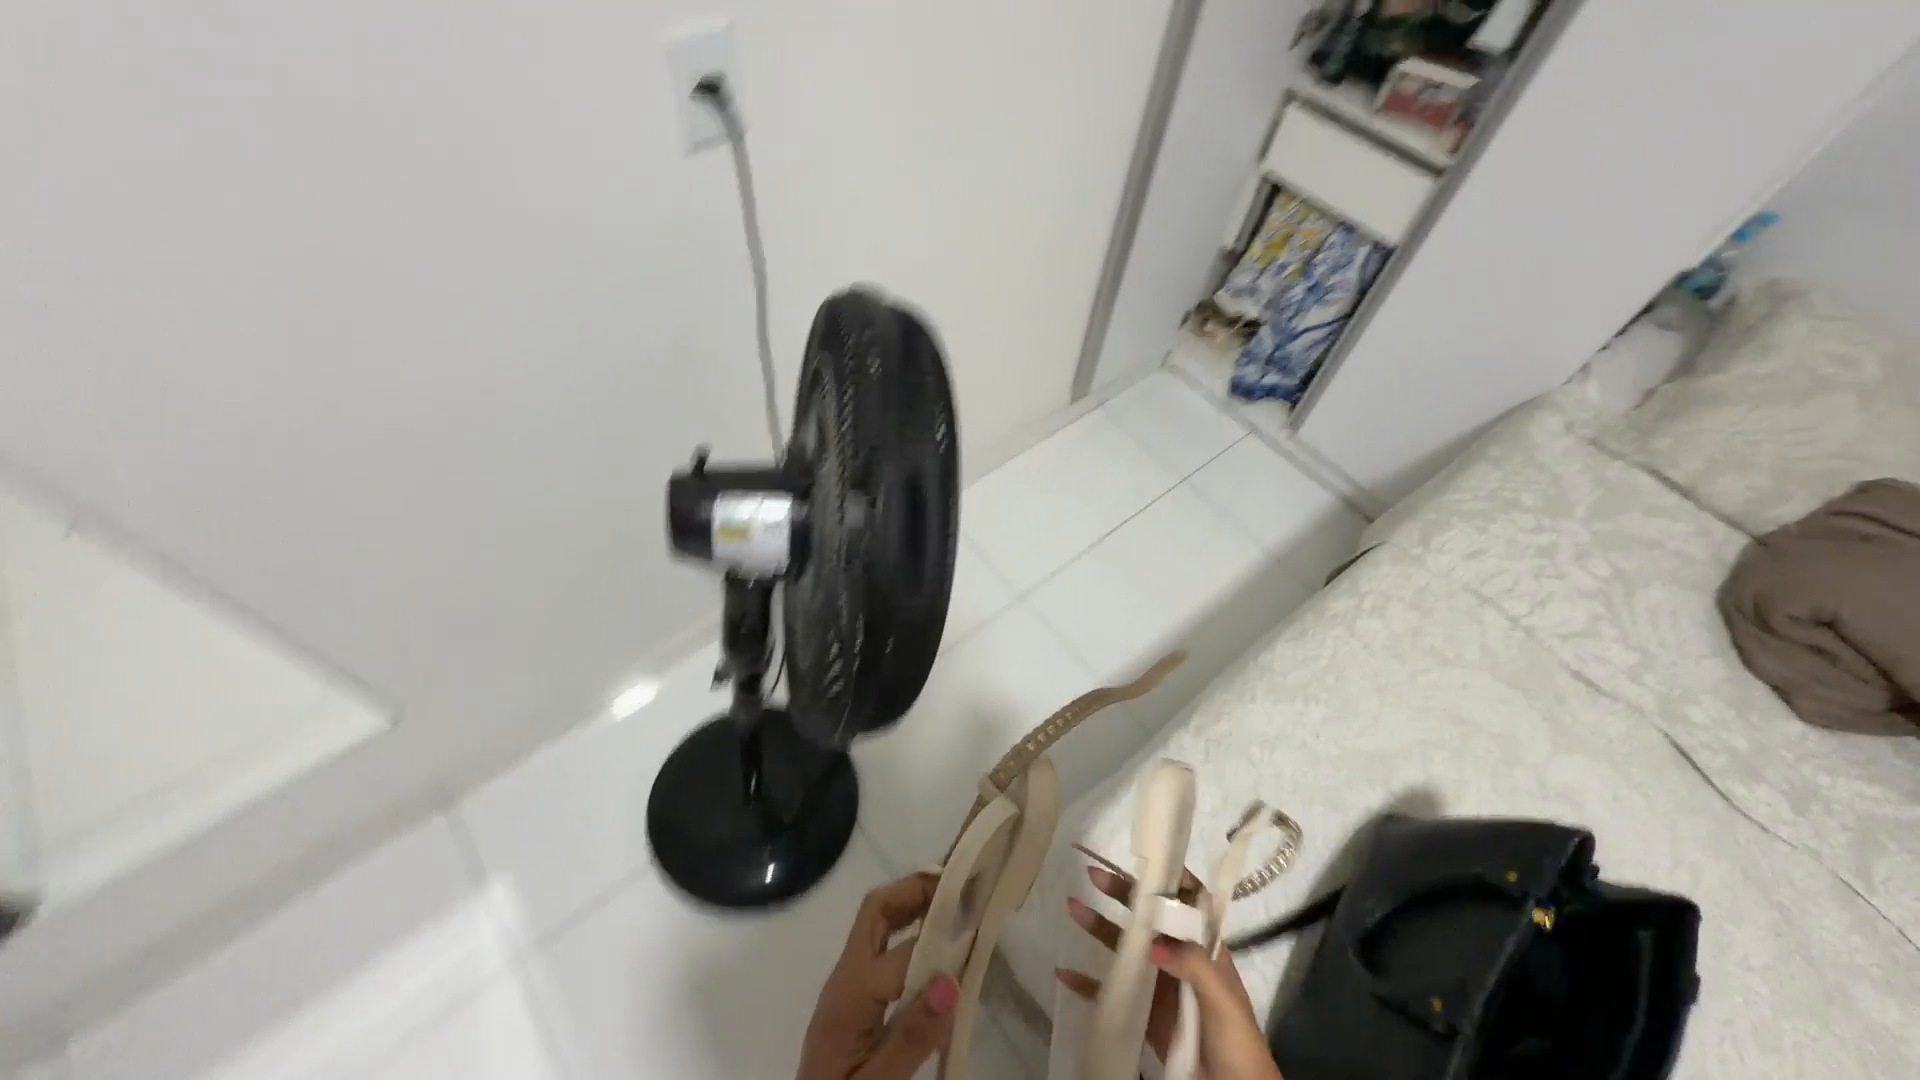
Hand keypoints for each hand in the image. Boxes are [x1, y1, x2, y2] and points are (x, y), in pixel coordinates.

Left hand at [796, 873, 960, 1079]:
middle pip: (876, 910)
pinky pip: (879, 947)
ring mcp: (845, 984)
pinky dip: (908, 930)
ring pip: (876, 923)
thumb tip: (950, 982)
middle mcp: (845, 976)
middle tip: (961, 888)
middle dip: (916, 890)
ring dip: (912, 904)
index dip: (943, 934)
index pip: (905, 951)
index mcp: (851, 992)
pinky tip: (935, 945)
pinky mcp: (851, 998)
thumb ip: (912, 1038)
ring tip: (955, 904)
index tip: (982, 919)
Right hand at [1056, 863, 1284, 1079]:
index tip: (1145, 858)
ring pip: (1126, 948)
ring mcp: (1160, 986)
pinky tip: (1064, 973)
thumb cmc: (1236, 1040)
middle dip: (1123, 895)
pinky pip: (1111, 993)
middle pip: (1149, 918)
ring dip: (1100, 928)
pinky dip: (1087, 983)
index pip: (1188, 902)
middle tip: (1094, 876)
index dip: (1169, 878)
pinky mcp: (1144, 1015)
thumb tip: (1152, 942)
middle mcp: (1180, 959)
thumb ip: (1193, 965)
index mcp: (1205, 949)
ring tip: (1072, 907)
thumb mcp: (1222, 999)